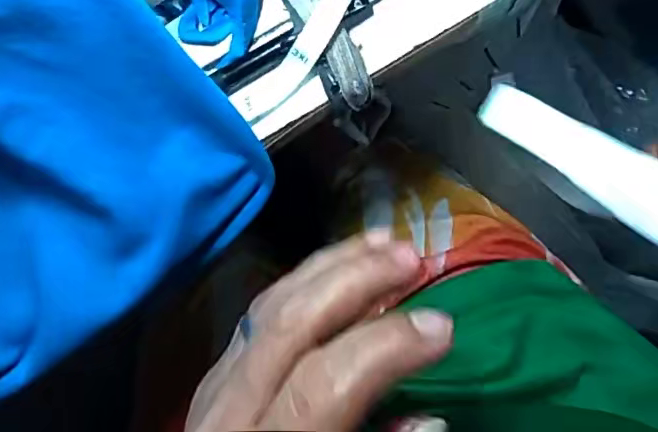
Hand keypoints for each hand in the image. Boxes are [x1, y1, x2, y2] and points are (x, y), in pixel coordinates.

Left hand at [186, 232, 454, 431]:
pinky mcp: (215, 374)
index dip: (383, 349)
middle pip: (287, 321)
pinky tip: (334, 269)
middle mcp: (228, 406)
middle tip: (410, 256)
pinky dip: (303, 282)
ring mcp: (215, 383)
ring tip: (379, 243)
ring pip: (268, 302)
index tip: (442, 324)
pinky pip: (260, 312)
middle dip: (352, 281)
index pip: (321, 384)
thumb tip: (430, 420)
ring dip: (329, 267)